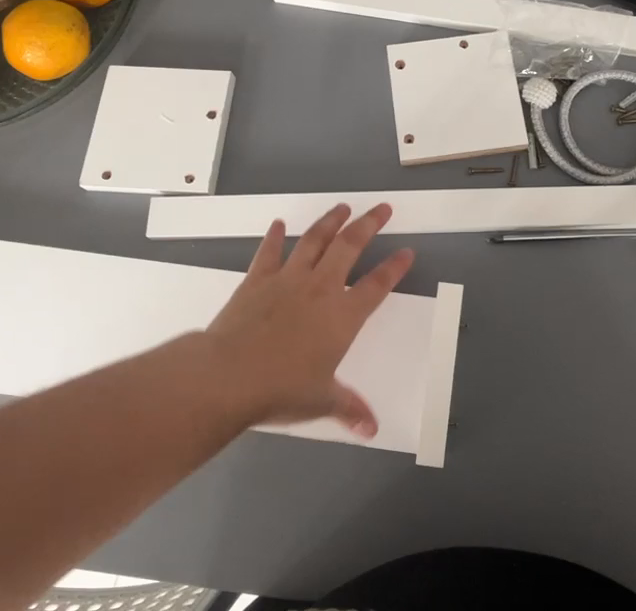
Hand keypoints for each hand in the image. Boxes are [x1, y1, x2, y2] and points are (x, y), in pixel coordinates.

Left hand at [205, 204, 414, 436]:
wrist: (229, 375)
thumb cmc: (281, 389)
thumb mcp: (322, 402)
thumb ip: (349, 408)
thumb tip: (371, 429)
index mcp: (343, 316)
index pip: (377, 285)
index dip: (394, 267)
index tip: (406, 251)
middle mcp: (320, 289)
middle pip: (349, 247)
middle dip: (368, 225)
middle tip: (382, 208)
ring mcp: (287, 279)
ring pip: (314, 240)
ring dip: (330, 221)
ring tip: (342, 207)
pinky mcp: (256, 280)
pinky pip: (268, 252)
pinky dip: (274, 237)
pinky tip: (278, 224)